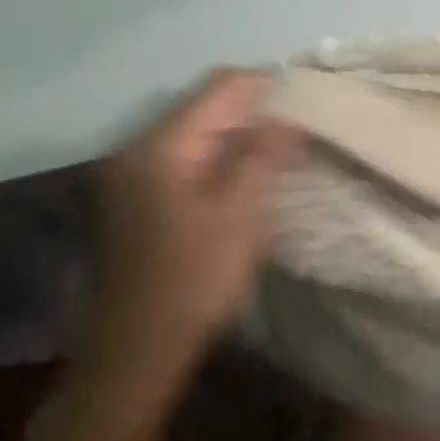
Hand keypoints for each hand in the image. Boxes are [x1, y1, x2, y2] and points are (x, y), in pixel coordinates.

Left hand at [86, 67, 302, 384]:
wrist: (133, 356)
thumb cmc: (193, 280)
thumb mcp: (241, 212)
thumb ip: (264, 153)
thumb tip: (288, 114)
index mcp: (161, 145)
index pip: (223, 85)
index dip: (271, 87)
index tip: (309, 108)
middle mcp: (136, 148)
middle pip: (206, 103)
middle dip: (256, 111)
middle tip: (299, 135)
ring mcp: (129, 175)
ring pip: (197, 130)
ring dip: (239, 136)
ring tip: (280, 158)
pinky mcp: (133, 200)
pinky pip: (184, 157)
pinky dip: (218, 158)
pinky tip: (244, 184)